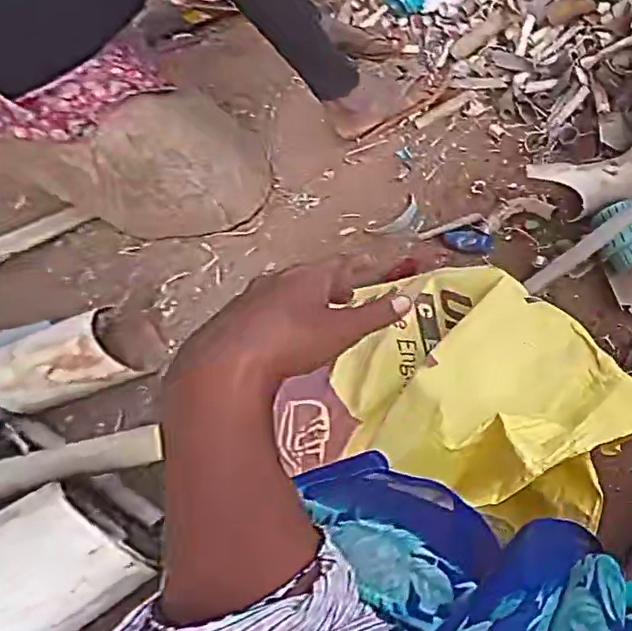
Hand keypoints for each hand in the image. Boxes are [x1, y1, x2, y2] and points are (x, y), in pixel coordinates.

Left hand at [169, 252, 417, 387]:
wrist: (225, 367)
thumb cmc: (292, 342)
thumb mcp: (344, 330)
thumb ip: (376, 314)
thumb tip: (406, 299)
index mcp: (308, 277)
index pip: (339, 263)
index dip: (356, 266)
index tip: (368, 266)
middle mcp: (278, 280)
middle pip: (310, 276)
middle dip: (331, 285)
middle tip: (347, 295)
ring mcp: (251, 298)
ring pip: (286, 292)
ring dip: (305, 300)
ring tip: (318, 314)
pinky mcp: (233, 319)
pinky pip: (266, 310)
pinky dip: (283, 316)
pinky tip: (285, 334)